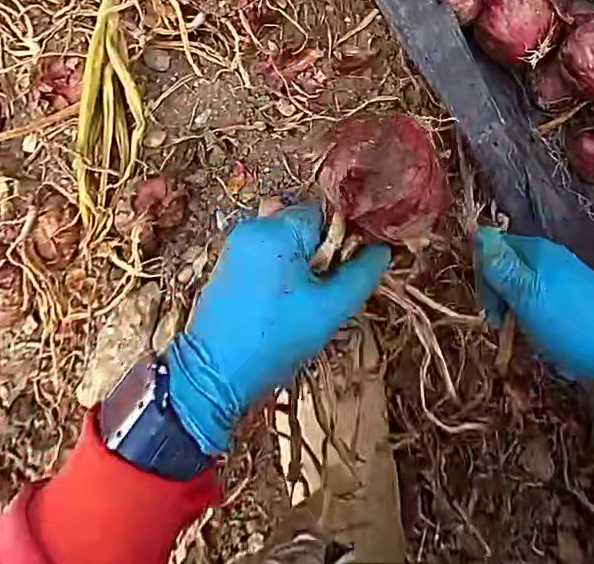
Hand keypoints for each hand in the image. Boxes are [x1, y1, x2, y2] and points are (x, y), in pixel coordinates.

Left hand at [165, 203, 389, 454]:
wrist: (209, 380)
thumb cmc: (274, 340)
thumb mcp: (331, 308)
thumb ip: (363, 273)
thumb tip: (384, 248)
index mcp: (276, 229)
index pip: (327, 213)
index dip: (343, 241)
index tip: (343, 272)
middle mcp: (253, 226)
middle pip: (307, 225)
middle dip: (322, 253)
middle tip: (323, 291)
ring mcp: (237, 244)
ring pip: (289, 240)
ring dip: (303, 263)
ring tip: (302, 300)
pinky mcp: (228, 263)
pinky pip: (269, 252)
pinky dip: (283, 270)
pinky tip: (282, 302)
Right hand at [473, 227, 593, 439]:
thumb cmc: (574, 326)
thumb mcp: (528, 296)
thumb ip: (501, 266)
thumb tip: (477, 231)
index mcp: (539, 252)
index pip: (495, 251)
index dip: (485, 280)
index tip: (489, 313)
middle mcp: (553, 263)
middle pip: (510, 276)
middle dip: (502, 305)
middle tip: (505, 332)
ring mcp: (568, 286)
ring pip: (526, 301)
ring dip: (522, 325)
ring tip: (534, 345)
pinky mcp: (579, 310)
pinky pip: (546, 317)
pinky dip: (543, 335)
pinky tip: (553, 352)